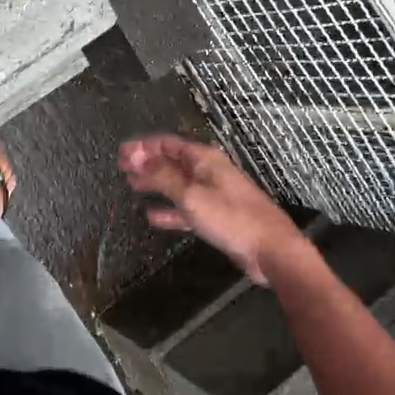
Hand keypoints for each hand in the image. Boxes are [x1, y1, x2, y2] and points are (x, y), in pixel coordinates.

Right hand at [119, 134, 306, 284]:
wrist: (273, 251)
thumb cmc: (232, 218)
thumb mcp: (191, 195)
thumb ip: (162, 176)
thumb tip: (136, 157)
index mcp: (204, 159)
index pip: (166, 143)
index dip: (142, 146)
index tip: (121, 153)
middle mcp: (208, 172)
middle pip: (171, 161)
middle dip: (146, 162)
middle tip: (122, 167)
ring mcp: (213, 194)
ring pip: (177, 183)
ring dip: (155, 183)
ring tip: (132, 185)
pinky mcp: (217, 217)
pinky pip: (186, 207)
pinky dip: (169, 209)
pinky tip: (153, 215)